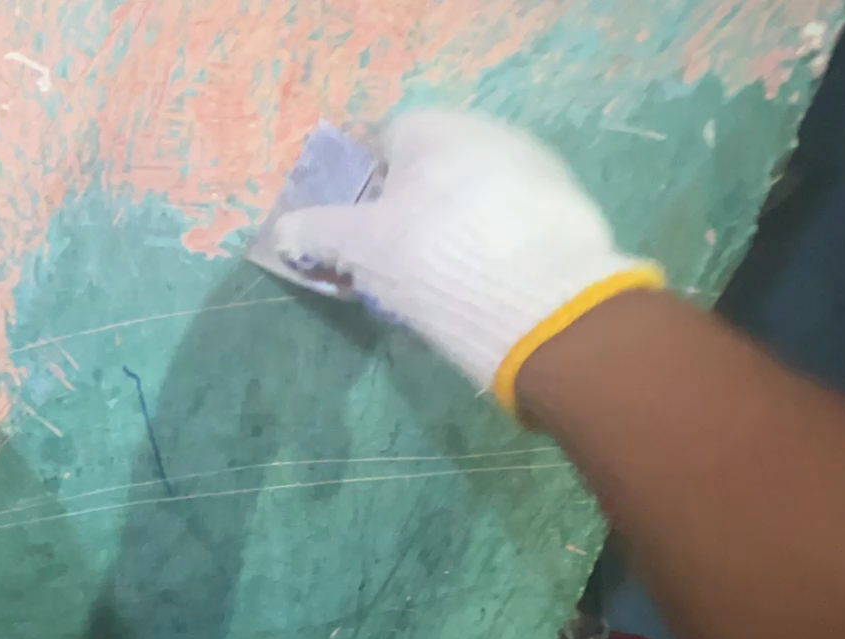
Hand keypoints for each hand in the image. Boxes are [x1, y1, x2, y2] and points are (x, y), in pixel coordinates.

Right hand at [273, 110, 663, 413]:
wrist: (533, 303)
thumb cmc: (428, 259)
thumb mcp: (357, 248)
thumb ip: (314, 233)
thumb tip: (284, 231)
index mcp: (432, 129)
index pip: (382, 138)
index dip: (358, 181)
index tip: (348, 226)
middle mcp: (486, 133)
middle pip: (426, 167)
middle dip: (400, 208)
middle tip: (382, 258)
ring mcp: (530, 167)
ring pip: (466, 194)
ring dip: (440, 227)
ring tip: (425, 279)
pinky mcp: (560, 208)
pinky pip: (500, 218)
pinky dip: (480, 242)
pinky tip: (471, 281)